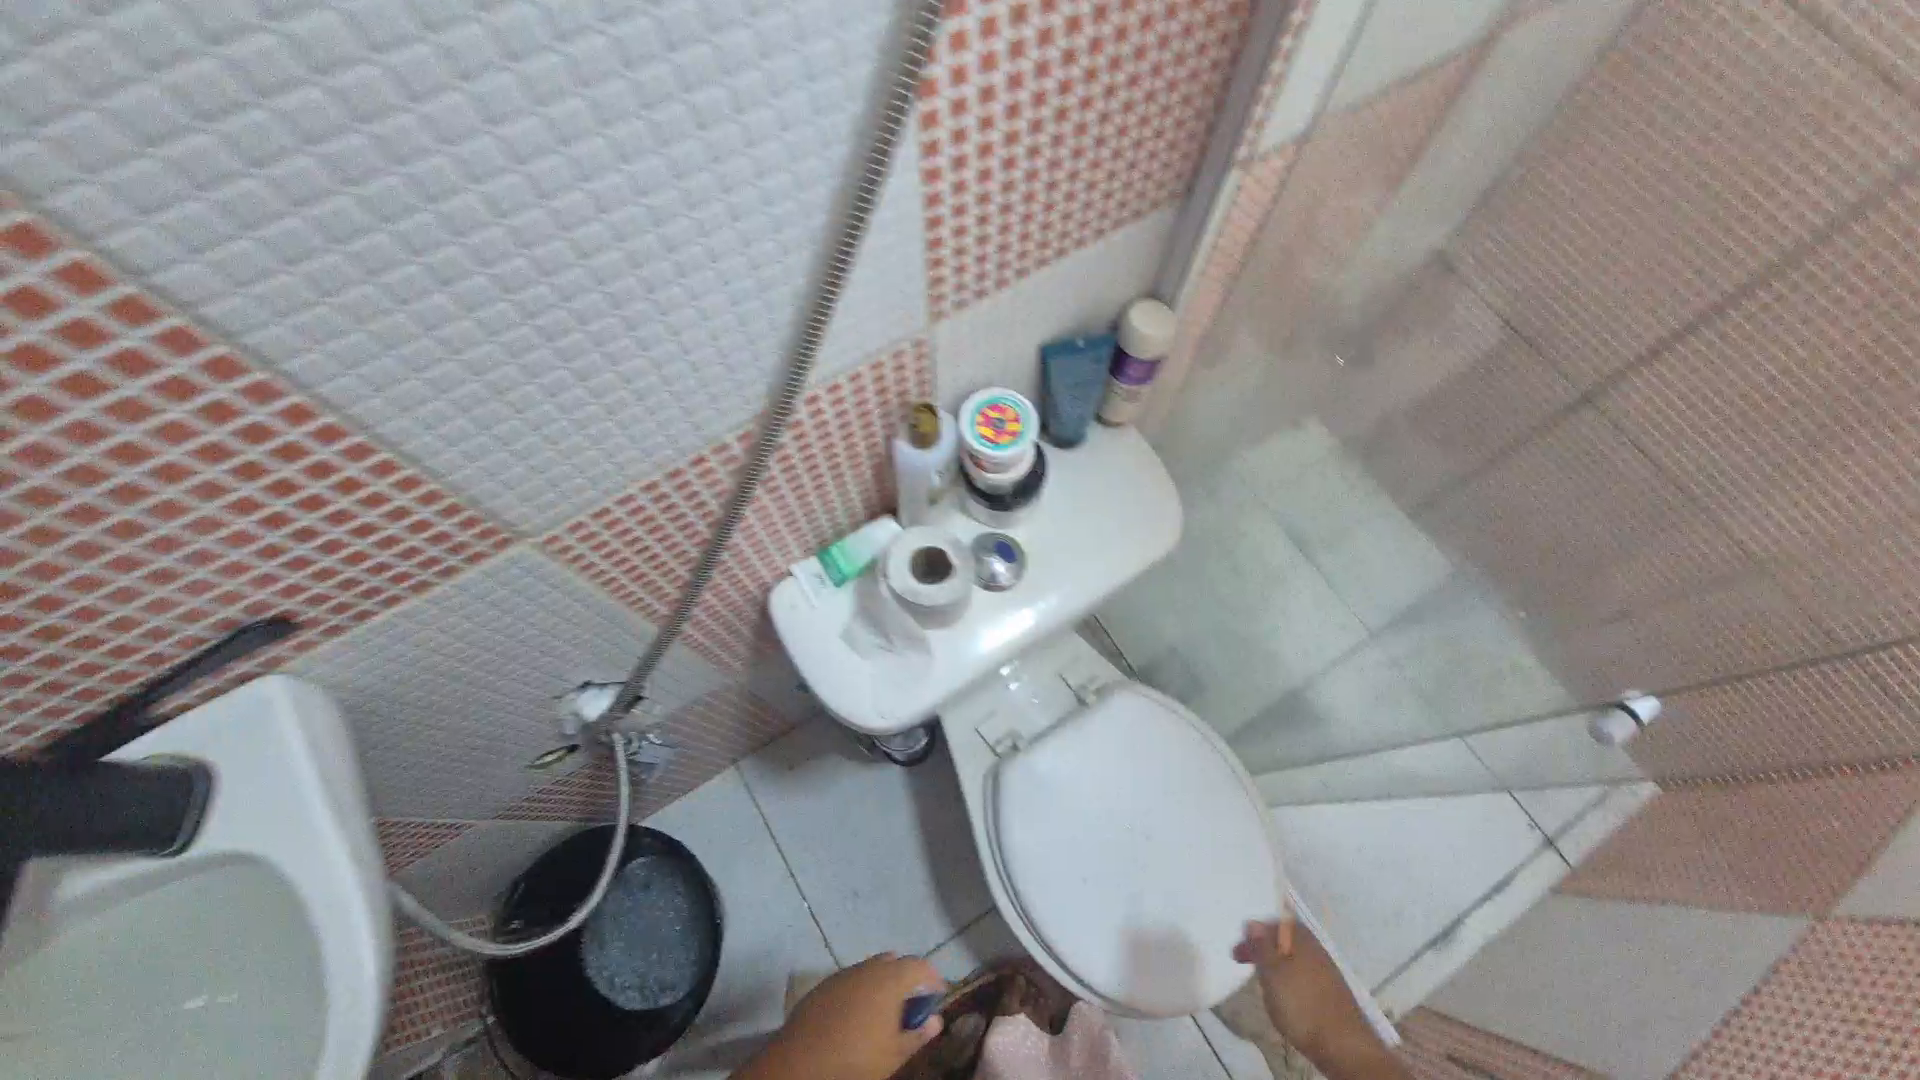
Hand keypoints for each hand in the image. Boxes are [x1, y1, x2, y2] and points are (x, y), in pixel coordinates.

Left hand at [739, 952, 945, 1079]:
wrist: (801, 1063)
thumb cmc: (856, 1059)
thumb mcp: (895, 1054)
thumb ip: (919, 1034)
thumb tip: (936, 1020)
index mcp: (890, 979)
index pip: (919, 965)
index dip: (932, 977)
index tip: (938, 994)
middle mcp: (867, 968)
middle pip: (893, 963)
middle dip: (905, 978)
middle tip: (910, 1004)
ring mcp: (842, 975)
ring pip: (869, 970)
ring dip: (881, 983)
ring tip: (883, 1011)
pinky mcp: (822, 987)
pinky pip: (849, 981)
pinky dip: (859, 991)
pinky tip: (856, 1015)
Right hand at [1233, 919, 1372, 1062]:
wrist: (1343, 1045)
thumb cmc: (1301, 1004)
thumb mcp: (1271, 973)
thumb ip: (1261, 946)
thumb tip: (1253, 923)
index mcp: (1301, 938)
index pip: (1275, 921)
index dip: (1254, 932)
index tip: (1239, 950)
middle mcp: (1315, 949)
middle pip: (1285, 939)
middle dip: (1263, 948)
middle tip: (1244, 963)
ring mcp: (1326, 971)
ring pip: (1294, 958)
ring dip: (1275, 965)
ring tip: (1262, 983)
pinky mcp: (1330, 992)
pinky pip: (1303, 975)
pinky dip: (1288, 980)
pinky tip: (1284, 997)